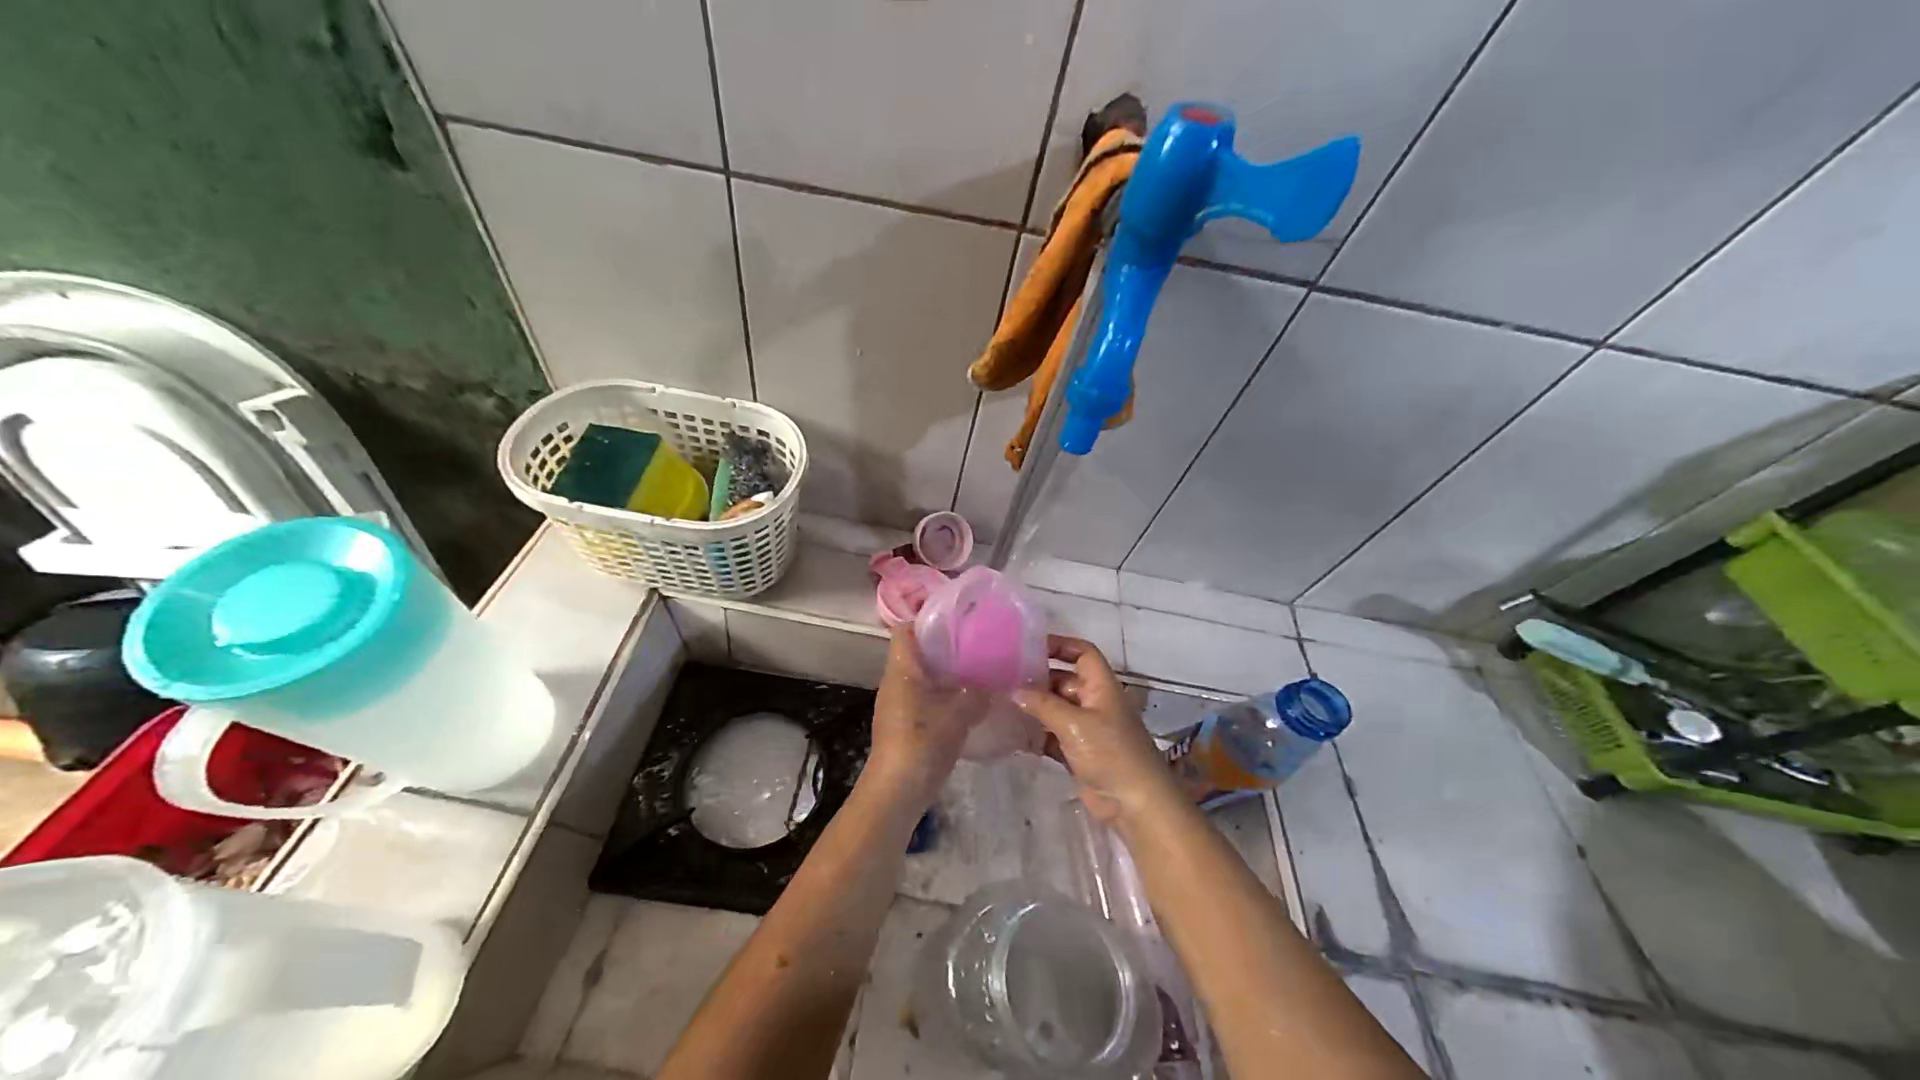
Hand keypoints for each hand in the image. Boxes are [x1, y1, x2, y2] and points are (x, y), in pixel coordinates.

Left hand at [864, 624, 984, 807]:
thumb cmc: (923, 741)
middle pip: (917, 652)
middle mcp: (896, 681)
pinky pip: (926, 698)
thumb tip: (998, 681)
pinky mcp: (906, 724)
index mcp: (902, 669)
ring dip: (947, 672)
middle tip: (978, 642)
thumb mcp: (959, 713)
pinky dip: (945, 694)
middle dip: (945, 645)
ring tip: (979, 668)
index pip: (905, 630)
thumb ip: (978, 693)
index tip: (957, 617)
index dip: (926, 618)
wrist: (898, 790)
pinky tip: (970, 701)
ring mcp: (899, 704)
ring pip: (923, 676)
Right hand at [1013, 636, 1175, 821]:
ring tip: (1000, 704)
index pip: (1083, 653)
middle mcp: (1094, 702)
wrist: (1136, 805)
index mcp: (1102, 686)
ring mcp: (1087, 729)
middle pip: (1064, 681)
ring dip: (1033, 708)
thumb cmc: (1111, 754)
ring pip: (1055, 709)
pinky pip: (1052, 736)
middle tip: (1003, 678)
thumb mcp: (1075, 724)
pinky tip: (1011, 734)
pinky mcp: (1078, 753)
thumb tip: (1014, 690)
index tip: (1029, 646)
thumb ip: (1043, 705)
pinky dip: (1035, 734)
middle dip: (1037, 679)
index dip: (1060, 645)